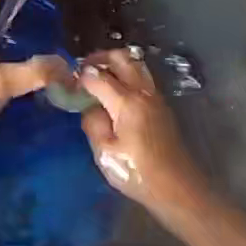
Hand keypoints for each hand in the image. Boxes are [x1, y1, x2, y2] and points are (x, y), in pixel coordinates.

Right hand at [77, 48, 210, 217]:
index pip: (98, 77)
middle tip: (83, 70)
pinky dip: (127, 75)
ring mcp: (156, 97)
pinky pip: (142, 77)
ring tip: (99, 78)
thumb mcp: (105, 153)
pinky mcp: (162, 105)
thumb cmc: (138, 173)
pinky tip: (116, 92)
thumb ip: (93, 124)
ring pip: (135, 64)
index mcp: (127, 103)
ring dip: (115, 64)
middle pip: (121, 58)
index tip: (68, 81)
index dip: (80, 76)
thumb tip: (89, 106)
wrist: (177, 187)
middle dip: (99, 58)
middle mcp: (143, 92)